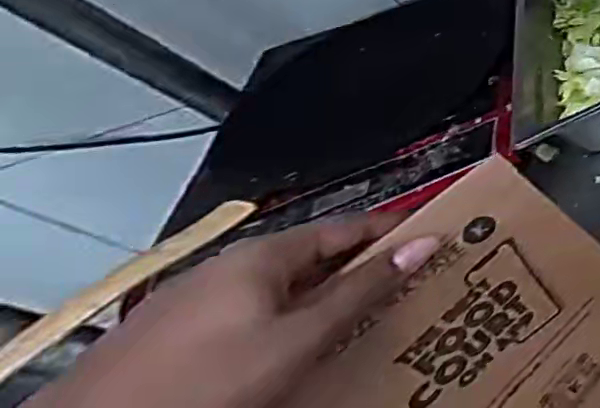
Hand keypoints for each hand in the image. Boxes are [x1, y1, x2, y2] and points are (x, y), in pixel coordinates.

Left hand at [30, 213, 439, 407]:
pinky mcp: (157, 343)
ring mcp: (184, 305)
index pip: (348, 226)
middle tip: (396, 284)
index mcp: (260, 255)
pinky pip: (238, 319)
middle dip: (354, 271)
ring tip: (347, 322)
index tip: (427, 235)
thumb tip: (424, 243)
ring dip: (314, 301)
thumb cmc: (196, 388)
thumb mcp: (298, 339)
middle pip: (310, 259)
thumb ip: (364, 289)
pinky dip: (273, 325)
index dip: (392, 229)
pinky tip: (281, 354)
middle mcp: (223, 268)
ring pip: (274, 291)